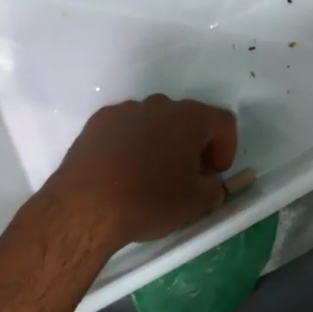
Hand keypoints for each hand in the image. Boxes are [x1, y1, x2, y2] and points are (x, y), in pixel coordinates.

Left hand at [43, 95, 239, 248]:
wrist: (86, 206)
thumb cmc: (149, 201)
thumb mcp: (194, 204)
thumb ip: (213, 189)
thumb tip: (210, 185)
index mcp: (190, 118)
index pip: (223, 122)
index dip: (227, 147)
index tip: (215, 174)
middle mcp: (160, 104)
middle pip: (188, 119)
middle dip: (193, 145)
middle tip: (186, 175)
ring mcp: (126, 109)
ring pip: (154, 122)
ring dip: (161, 142)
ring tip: (150, 175)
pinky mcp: (98, 121)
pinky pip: (125, 128)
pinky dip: (131, 143)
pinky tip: (121, 171)